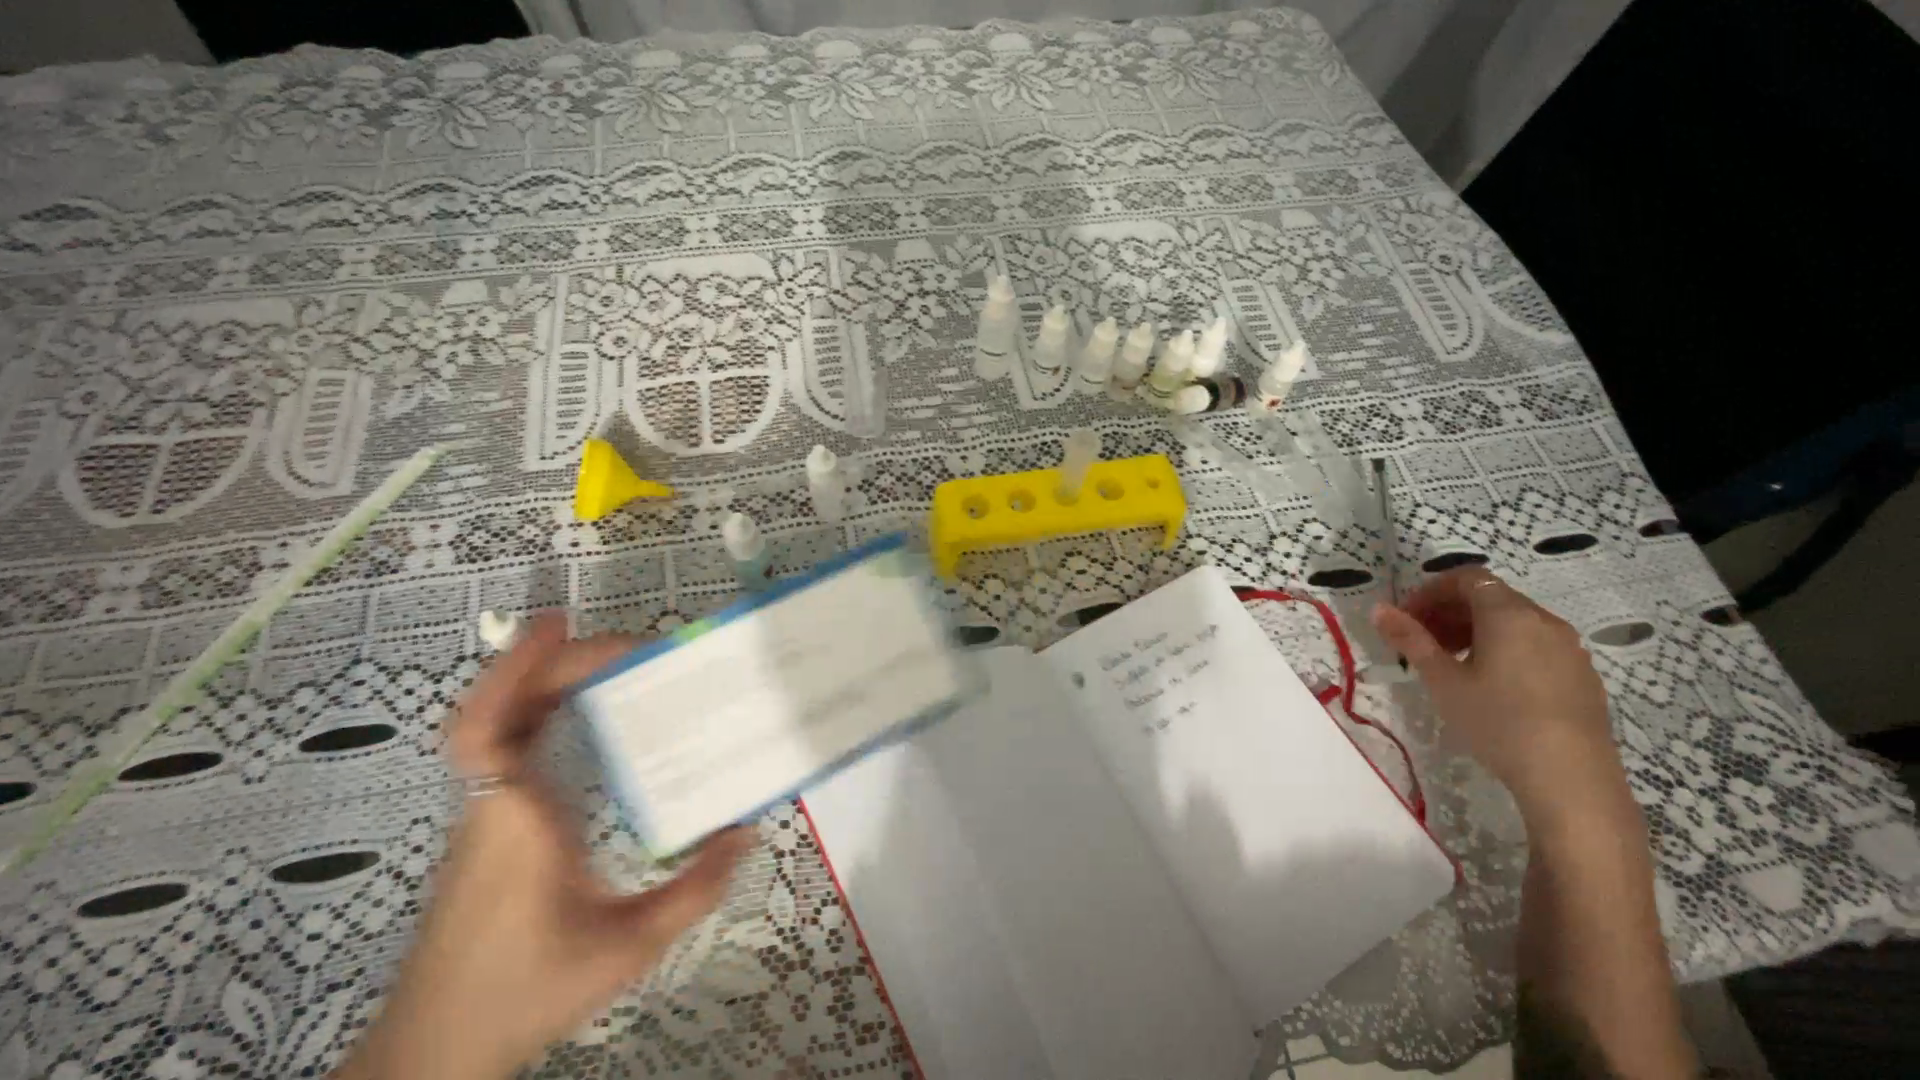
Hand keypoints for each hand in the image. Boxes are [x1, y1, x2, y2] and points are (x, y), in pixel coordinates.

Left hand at [335, 614, 752, 1079]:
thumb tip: (746, 831)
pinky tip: (576, 714)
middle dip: (551, 661)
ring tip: (607, 662)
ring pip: (496, 725)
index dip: (515, 669)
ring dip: (542, 682)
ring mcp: (482, 812)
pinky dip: (534, 712)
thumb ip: (692, 891)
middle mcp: (493, 802)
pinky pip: (501, 747)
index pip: (489, 729)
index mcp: (519, 820)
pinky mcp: (484, 826)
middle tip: (623, 646)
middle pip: (498, 709)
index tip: (559, 626)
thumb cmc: (526, 992)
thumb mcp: (627, 948)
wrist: (437, 1045)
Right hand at [1370, 568, 1626, 825]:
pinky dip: (1506, 648)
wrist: (1571, 777)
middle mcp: (1544, 620)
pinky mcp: (1583, 675)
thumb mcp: (1443, 681)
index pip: (1467, 578)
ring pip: (1515, 622)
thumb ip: (1411, 640)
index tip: (1407, 618)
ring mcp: (1569, 648)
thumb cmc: (1497, 721)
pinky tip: (1493, 686)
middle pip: (1491, 597)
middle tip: (1421, 642)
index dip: (1431, 591)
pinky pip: (1537, 645)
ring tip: (1453, 664)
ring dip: (1476, 630)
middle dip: (1450, 611)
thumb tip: (1379, 609)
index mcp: (1508, 614)